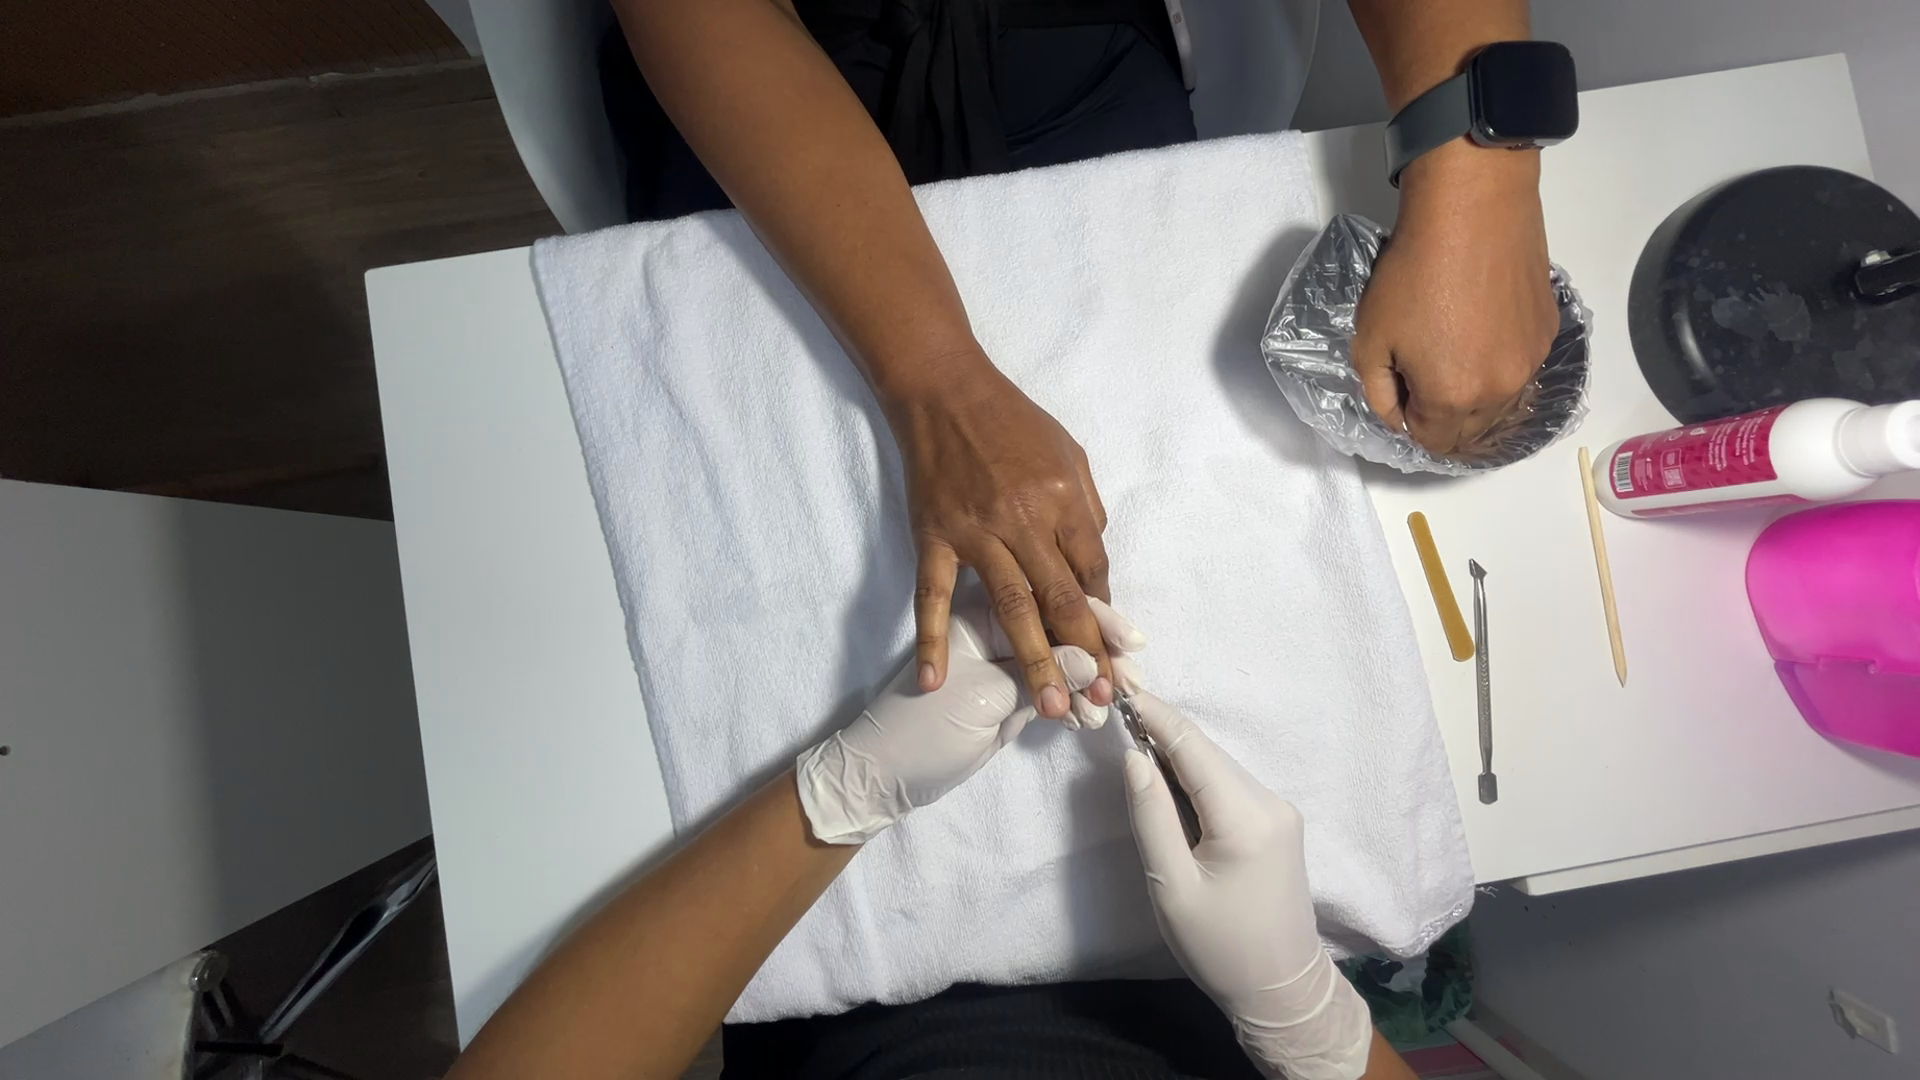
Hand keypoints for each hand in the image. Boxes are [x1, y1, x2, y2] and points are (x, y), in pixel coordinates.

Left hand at [796, 604, 1099, 843]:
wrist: (885, 775)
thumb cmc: (923, 728)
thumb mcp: (983, 698)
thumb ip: (1038, 674)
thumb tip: (1094, 662)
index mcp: (978, 616)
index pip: (1044, 605)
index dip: (1090, 623)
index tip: (1128, 642)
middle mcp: (994, 631)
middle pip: (1059, 630)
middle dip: (1099, 652)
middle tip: (1134, 675)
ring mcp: (1002, 662)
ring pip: (1059, 659)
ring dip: (1089, 678)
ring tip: (1121, 698)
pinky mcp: (1007, 694)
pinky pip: (1049, 688)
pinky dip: (1072, 698)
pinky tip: (1092, 711)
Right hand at [887, 359, 1113, 719]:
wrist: (946, 391)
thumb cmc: (1014, 422)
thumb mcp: (1070, 453)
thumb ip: (1086, 510)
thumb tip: (1094, 569)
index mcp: (1065, 500)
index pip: (1094, 572)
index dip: (1106, 619)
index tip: (1115, 658)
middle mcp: (1026, 521)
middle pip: (1061, 599)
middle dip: (1085, 656)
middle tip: (1099, 704)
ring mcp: (977, 533)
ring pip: (1011, 607)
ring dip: (1034, 661)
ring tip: (1052, 709)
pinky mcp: (935, 538)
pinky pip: (934, 596)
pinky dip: (932, 639)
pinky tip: (933, 681)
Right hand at [1123, 692, 1373, 1079]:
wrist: (1284, 992)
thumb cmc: (1220, 945)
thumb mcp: (1171, 886)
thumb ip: (1151, 815)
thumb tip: (1134, 756)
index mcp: (1245, 818)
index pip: (1193, 747)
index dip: (1156, 715)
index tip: (1121, 689)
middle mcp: (1269, 802)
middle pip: (1206, 752)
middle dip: (1162, 730)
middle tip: (1118, 713)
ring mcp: (1278, 809)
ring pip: (1216, 764)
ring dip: (1176, 752)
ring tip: (1135, 743)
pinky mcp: (1277, 820)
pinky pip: (1227, 782)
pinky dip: (1194, 773)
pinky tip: (1169, 780)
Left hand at [1352, 142, 1558, 456]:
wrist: (1472, 211)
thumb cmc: (1410, 279)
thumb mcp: (1369, 344)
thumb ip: (1379, 394)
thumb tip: (1397, 419)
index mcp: (1452, 398)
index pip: (1432, 441)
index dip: (1409, 426)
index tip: (1399, 397)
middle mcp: (1501, 389)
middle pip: (1469, 430)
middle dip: (1440, 417)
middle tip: (1417, 379)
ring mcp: (1532, 359)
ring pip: (1498, 404)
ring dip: (1470, 397)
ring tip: (1446, 360)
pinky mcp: (1549, 329)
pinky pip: (1518, 370)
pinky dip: (1495, 369)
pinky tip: (1476, 338)